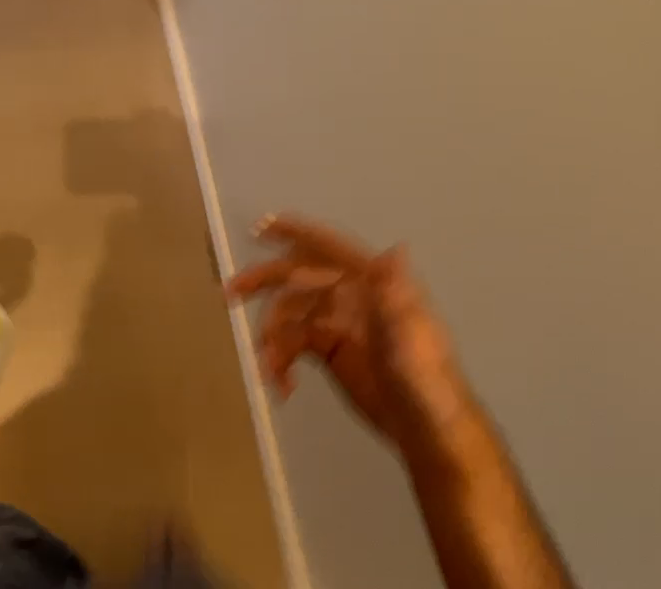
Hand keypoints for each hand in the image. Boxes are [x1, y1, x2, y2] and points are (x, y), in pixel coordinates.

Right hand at [225, 215, 470, 443]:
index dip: (297, 233)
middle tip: (232, 292)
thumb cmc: (428, 382)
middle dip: (264, 281)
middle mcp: (351, 297)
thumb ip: (397, 295)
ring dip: (271, 337)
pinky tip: (281, 386)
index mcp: (372, 284)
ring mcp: (339, 325)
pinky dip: (280, 362)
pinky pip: (292, 345)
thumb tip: (396, 248)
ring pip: (290, 315)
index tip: (262, 227)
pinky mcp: (330, 352)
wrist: (429, 433)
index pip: (329, 248)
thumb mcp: (412, 338)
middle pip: (299, 278)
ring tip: (266, 368)